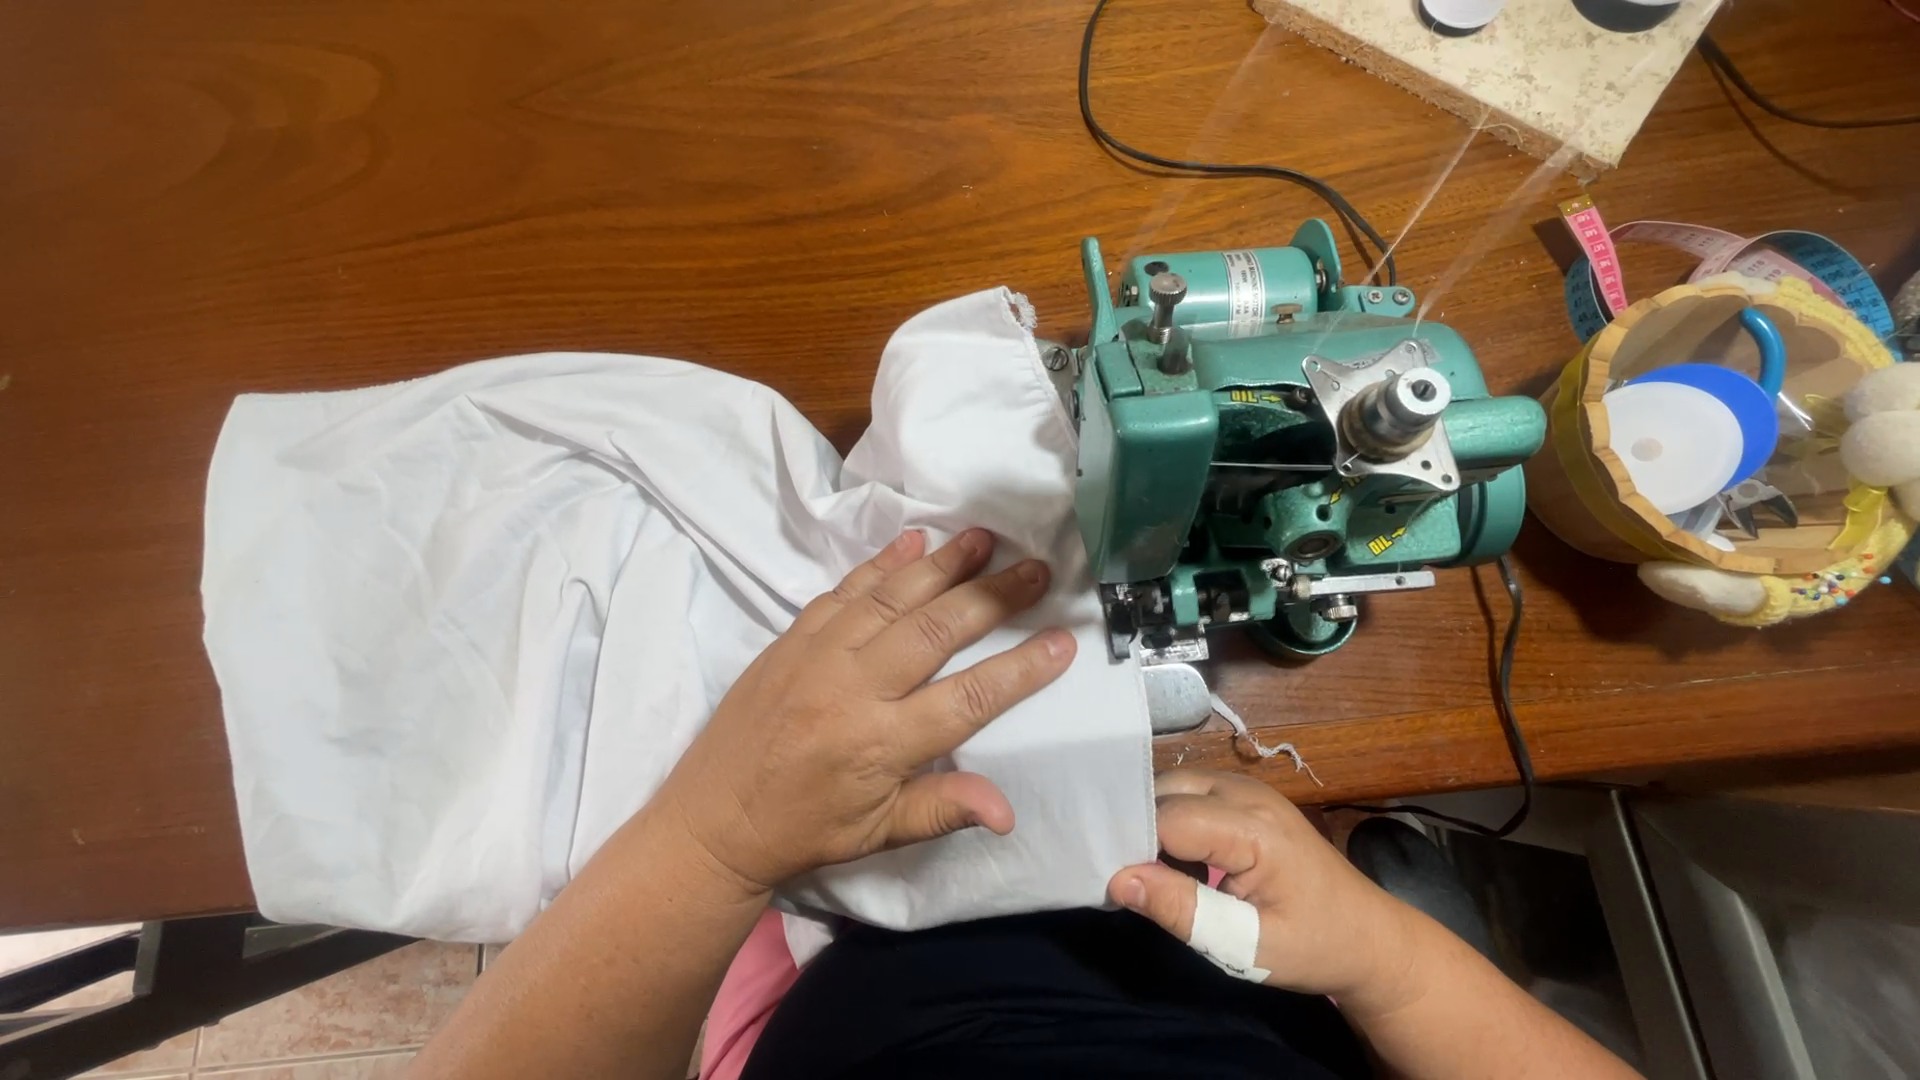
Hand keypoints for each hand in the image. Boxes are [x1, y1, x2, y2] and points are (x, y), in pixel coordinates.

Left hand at [657, 528, 1075, 894]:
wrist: (711, 819)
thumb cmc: (802, 830)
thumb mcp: (877, 835)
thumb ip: (943, 810)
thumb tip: (1010, 812)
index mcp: (880, 743)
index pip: (968, 697)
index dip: (1021, 669)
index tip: (1063, 639)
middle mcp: (853, 688)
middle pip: (936, 629)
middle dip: (993, 596)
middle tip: (1035, 568)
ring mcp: (818, 654)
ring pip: (892, 597)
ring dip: (942, 564)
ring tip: (984, 538)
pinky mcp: (792, 638)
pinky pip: (843, 591)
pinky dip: (880, 562)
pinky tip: (912, 540)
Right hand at [1108, 769, 1422, 1017]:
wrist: (1369, 937)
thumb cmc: (1313, 946)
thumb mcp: (1246, 945)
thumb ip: (1181, 909)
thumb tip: (1117, 879)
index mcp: (1255, 829)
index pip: (1168, 819)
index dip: (1134, 846)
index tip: (1115, 880)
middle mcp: (1247, 793)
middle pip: (1166, 790)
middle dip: (1137, 826)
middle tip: (1122, 870)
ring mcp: (1246, 788)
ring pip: (1172, 785)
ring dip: (1151, 819)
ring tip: (1142, 863)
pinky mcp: (1244, 794)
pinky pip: (1189, 791)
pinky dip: (1168, 815)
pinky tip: (1170, 854)